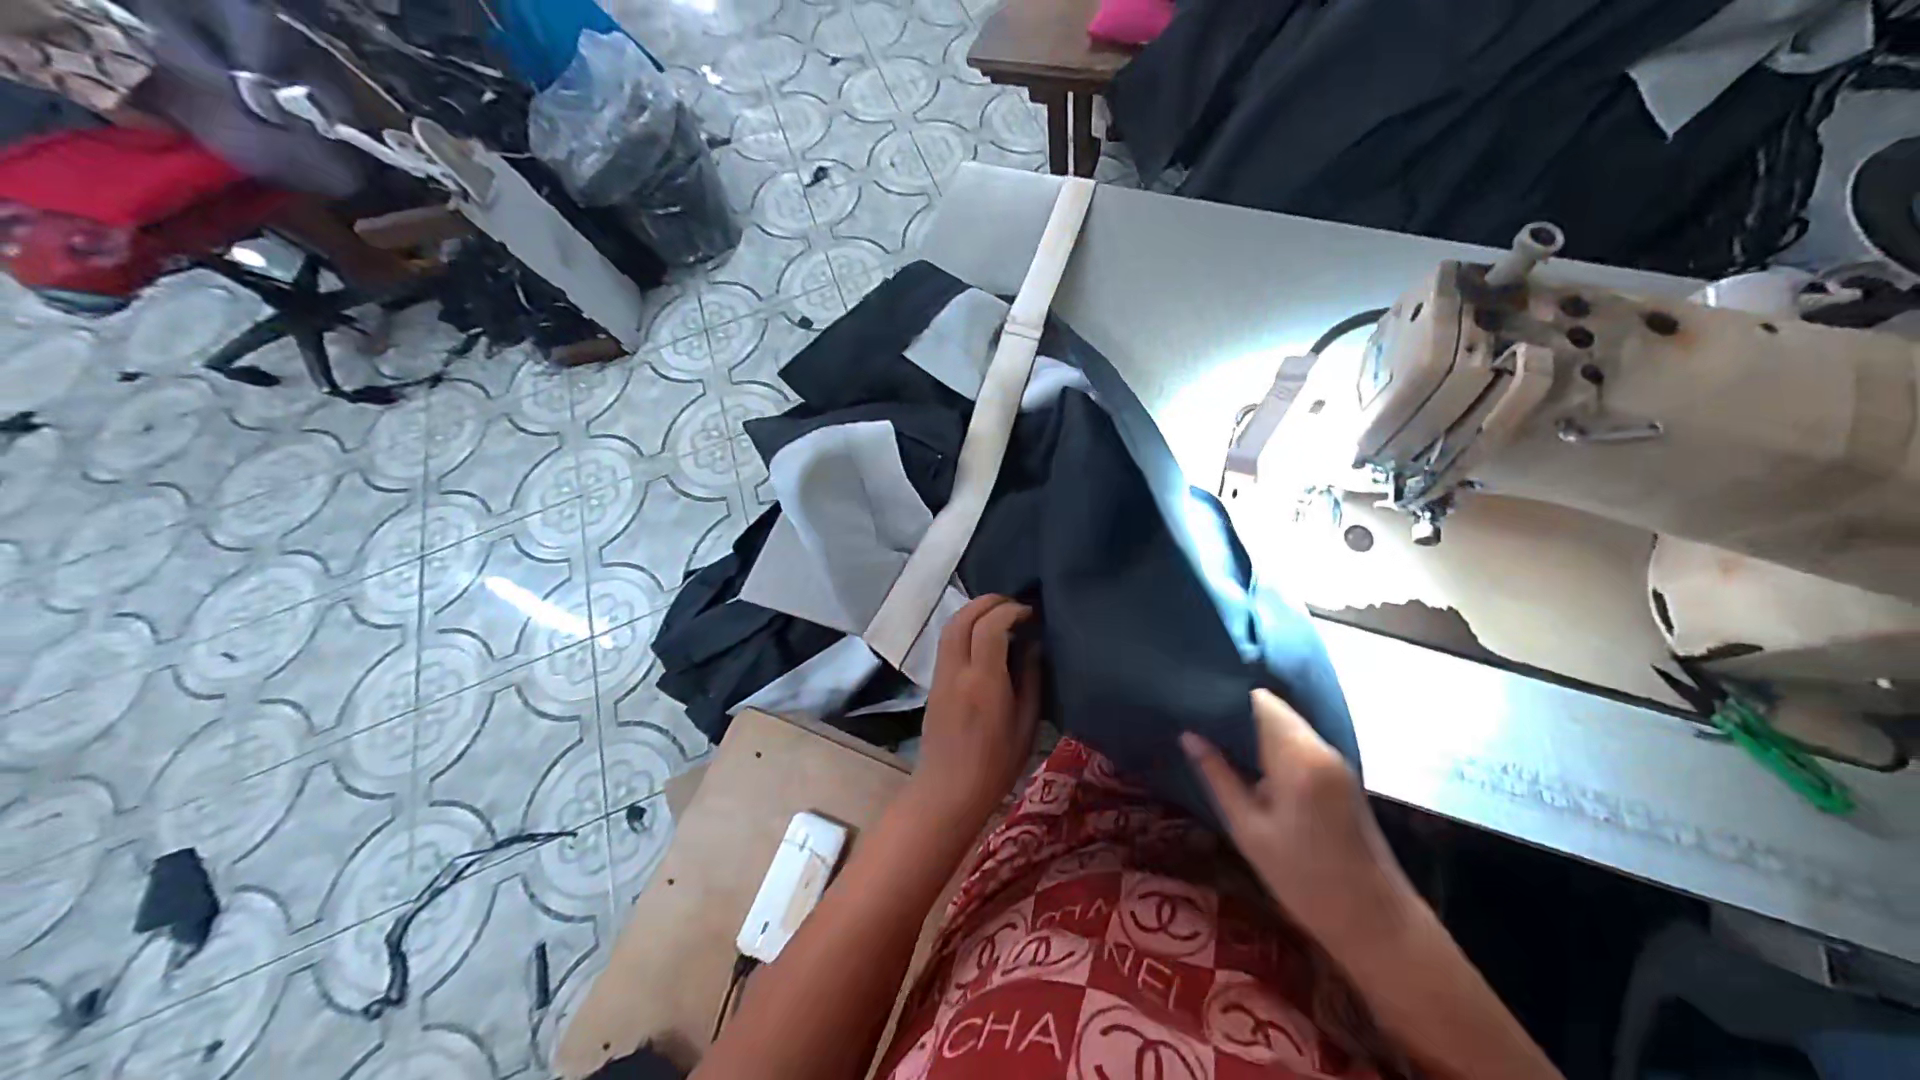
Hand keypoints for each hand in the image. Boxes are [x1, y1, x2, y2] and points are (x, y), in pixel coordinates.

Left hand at [911, 594, 1042, 823]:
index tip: (1030, 614)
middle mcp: (957, 671)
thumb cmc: (995, 765)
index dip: (1010, 611)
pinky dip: (964, 626)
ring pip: (950, 626)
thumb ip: (1031, 679)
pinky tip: (983, 636)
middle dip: (989, 602)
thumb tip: (1034, 645)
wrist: (948, 790)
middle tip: (1015, 606)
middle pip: (963, 617)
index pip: (989, 627)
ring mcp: (941, 675)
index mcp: (983, 682)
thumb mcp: (1026, 724)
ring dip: (974, 611)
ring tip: (1000, 615)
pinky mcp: (934, 682)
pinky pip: (946, 641)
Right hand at [1182, 690, 1410, 945]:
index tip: (1193, 702)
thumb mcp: (1248, 829)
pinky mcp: (1340, 777)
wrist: (1376, 923)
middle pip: (1274, 710)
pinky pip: (1299, 745)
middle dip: (1236, 713)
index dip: (1226, 697)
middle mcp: (1322, 748)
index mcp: (1299, 757)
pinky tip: (1246, 763)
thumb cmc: (1304, 880)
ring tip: (1213, 739)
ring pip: (1286, 727)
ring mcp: (1336, 762)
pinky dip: (1272, 746)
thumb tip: (1188, 735)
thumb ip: (1217, 776)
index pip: (1260, 700)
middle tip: (1195, 721)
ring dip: (1253, 730)